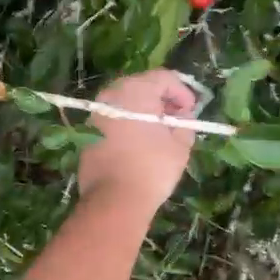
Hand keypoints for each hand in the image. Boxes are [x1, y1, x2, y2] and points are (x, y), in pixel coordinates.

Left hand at [77, 69, 197, 211]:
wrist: (114, 201)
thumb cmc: (152, 169)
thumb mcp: (180, 147)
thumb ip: (185, 125)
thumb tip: (182, 118)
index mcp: (136, 89)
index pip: (164, 78)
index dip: (183, 92)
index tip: (191, 112)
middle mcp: (112, 95)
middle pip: (142, 87)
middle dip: (161, 101)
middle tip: (175, 121)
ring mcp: (96, 115)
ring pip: (125, 105)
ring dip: (143, 114)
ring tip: (157, 136)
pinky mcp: (88, 136)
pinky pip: (113, 123)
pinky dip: (127, 128)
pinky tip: (137, 147)